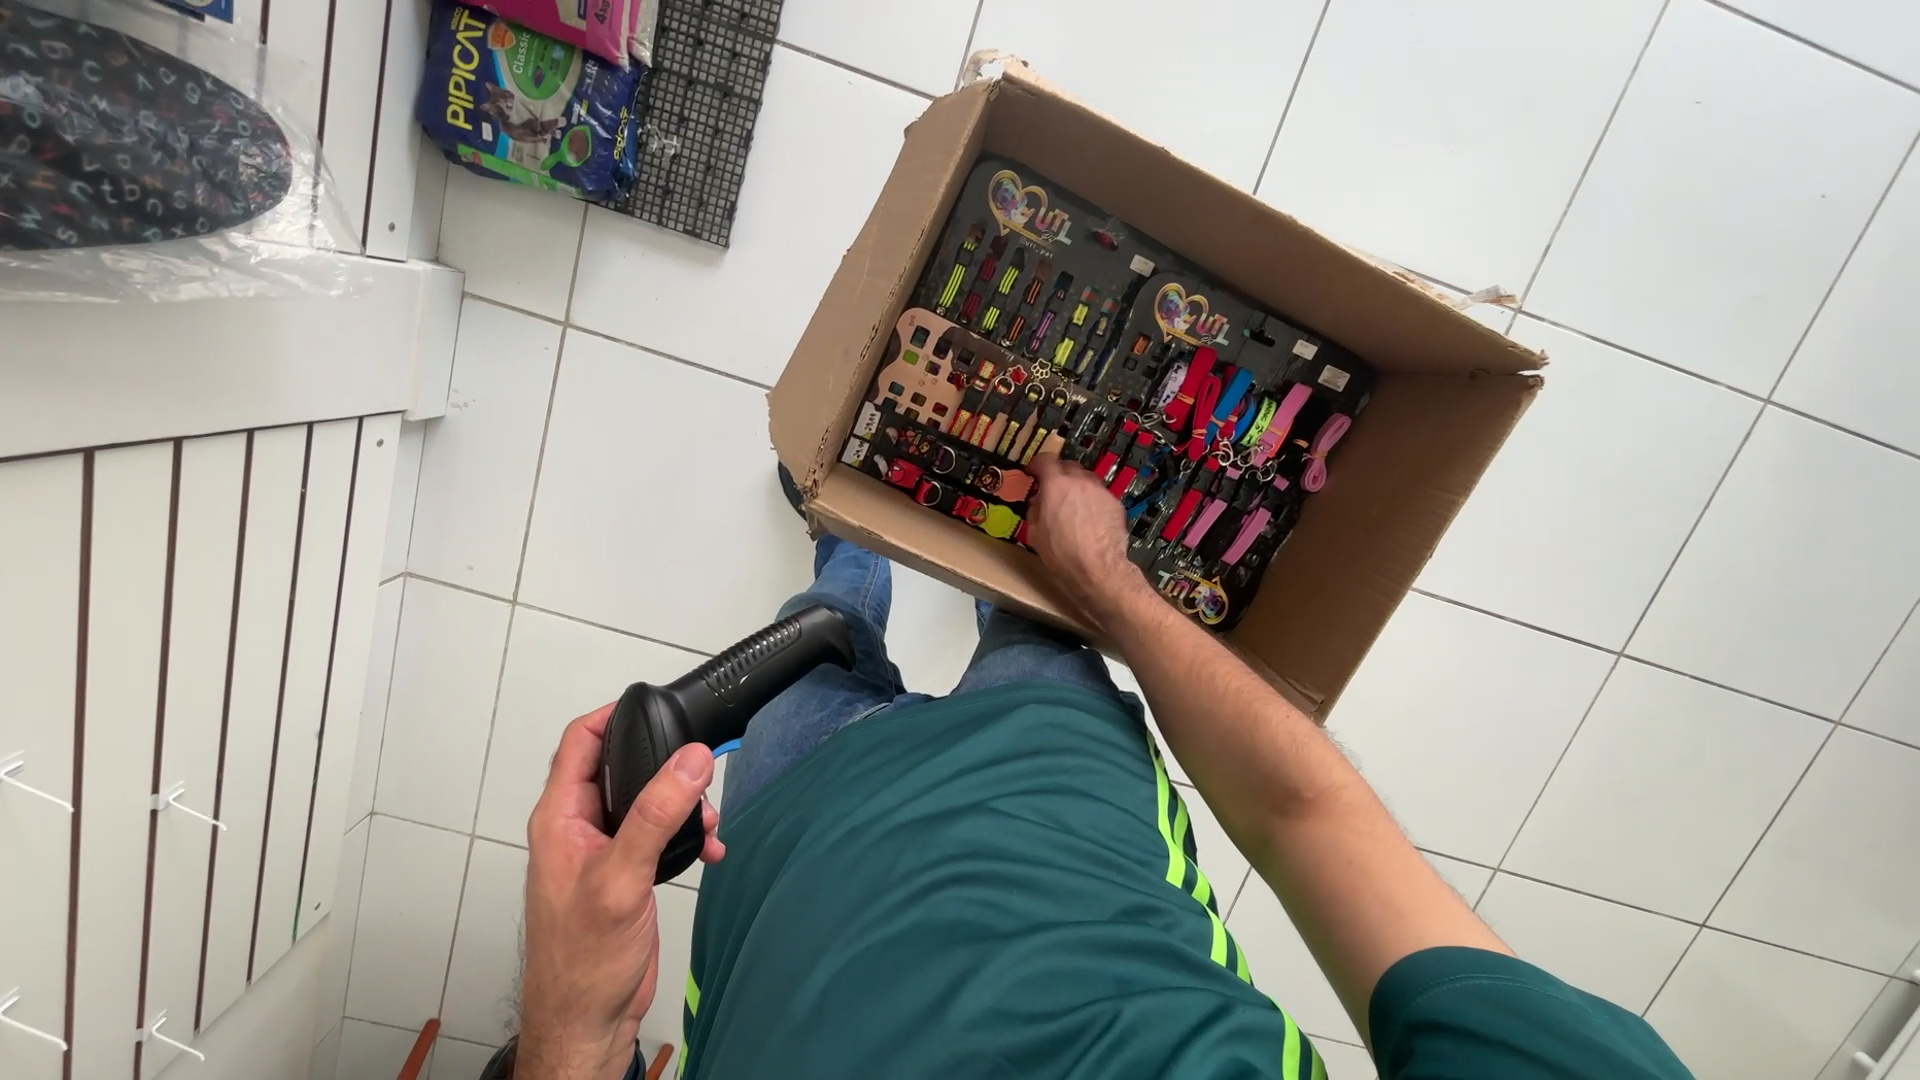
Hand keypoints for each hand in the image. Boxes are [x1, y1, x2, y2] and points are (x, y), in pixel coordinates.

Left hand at [519, 704, 724, 1079]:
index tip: (654, 705)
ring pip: (649, 798)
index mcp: (561, 818)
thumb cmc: (582, 962)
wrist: (590, 1020)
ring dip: (682, 804)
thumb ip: (656, 814)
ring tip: (707, 823)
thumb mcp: (621, 879)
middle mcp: (581, 827)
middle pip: (624, 766)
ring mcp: (606, 849)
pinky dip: (686, 834)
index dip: (612, 714)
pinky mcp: (628, 870)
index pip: (579, 741)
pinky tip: (707, 849)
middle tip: (699, 769)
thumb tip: (691, 760)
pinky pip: (661, 832)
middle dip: (666, 765)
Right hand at [1028, 453, 1150, 621]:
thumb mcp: (1035, 534)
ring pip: (1087, 479)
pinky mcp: (1115, 504)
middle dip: (1059, 474)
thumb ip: (1035, 510)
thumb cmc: (1064, 555)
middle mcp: (1080, 482)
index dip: (1038, 464)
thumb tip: (1037, 503)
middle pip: (1068, 466)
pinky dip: (1093, 501)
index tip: (1035, 469)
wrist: (1097, 569)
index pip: (1045, 460)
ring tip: (1073, 506)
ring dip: (1078, 487)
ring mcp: (1100, 491)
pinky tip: (1090, 519)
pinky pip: (1100, 495)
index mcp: (1056, 485)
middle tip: (1054, 489)